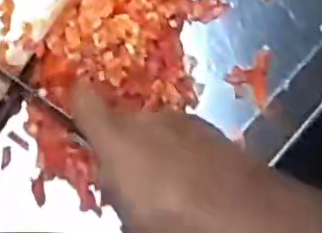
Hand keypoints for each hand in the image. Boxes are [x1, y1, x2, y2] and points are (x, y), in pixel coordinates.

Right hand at [71, 85, 321, 232]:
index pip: (83, 100)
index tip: (69, 107)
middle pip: (120, 121)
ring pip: (154, 130)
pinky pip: (183, 138)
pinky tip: (195, 192)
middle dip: (118, 145)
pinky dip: (181, 155)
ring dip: (153, 152)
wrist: (252, 220)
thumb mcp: (132, 219)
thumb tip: (114, 188)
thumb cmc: (177, 223)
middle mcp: (145, 120)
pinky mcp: (212, 133)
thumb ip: (115, 193)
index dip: (74, 101)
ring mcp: (181, 123)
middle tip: (124, 186)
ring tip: (164, 195)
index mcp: (117, 142)